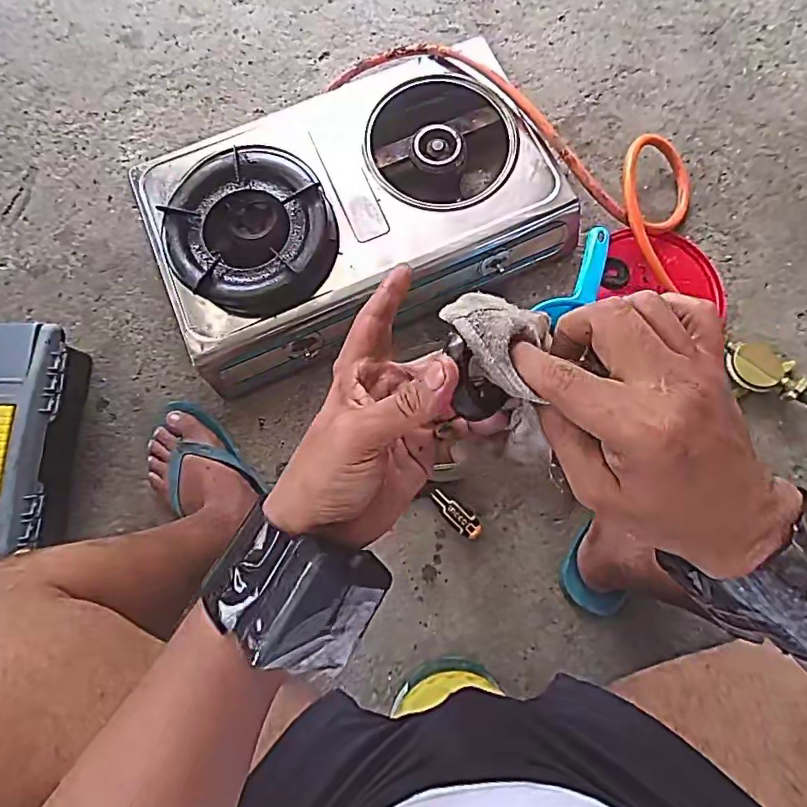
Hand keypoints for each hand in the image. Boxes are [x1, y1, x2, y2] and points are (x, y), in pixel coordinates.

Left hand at [264, 266, 459, 546]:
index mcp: (358, 381)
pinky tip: (486, 422)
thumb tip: (444, 372)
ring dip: (469, 394)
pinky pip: (454, 429)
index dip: (388, 299)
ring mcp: (405, 422)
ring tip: (490, 392)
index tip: (404, 274)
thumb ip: (404, 405)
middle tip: (482, 357)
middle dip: (453, 359)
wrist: (322, 532)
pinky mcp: (421, 449)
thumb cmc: (315, 478)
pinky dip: (473, 425)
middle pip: (425, 363)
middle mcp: (384, 396)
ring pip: (445, 396)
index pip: (373, 328)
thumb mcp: (357, 434)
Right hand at [513, 292, 800, 577]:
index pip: (568, 378)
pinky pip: (689, 307)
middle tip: (563, 355)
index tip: (519, 355)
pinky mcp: (713, 362)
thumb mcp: (597, 492)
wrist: (736, 516)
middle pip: (607, 318)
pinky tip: (642, 331)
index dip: (533, 362)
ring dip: (609, 317)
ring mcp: (696, 368)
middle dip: (571, 329)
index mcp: (638, 428)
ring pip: (643, 303)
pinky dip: (660, 307)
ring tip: (599, 347)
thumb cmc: (672, 514)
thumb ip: (562, 438)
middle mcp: (670, 387)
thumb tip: (543, 394)